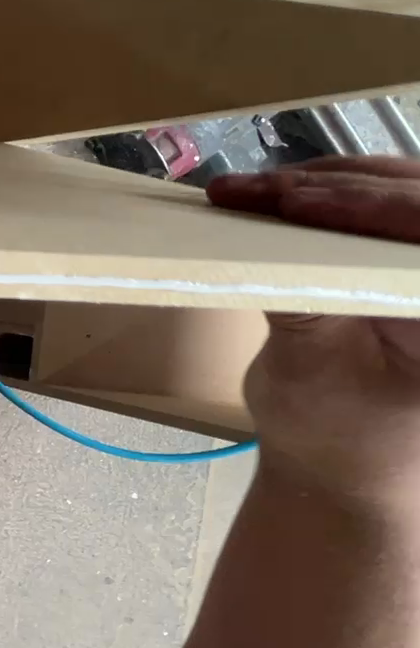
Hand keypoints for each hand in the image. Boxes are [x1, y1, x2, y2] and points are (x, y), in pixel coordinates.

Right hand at [209, 158, 419, 506]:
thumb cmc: (335, 432)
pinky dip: (342, 195)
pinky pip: (400, 209)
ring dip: (334, 184)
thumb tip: (264, 244)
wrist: (352, 464)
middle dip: (337, 186)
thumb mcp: (309, 371)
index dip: (368, 206)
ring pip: (415, 193)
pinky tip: (289, 196)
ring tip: (255, 189)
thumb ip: (304, 304)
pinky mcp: (419, 268)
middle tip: (246, 188)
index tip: (285, 198)